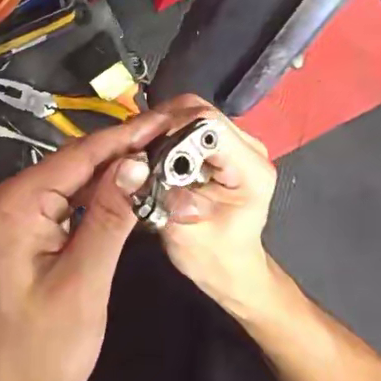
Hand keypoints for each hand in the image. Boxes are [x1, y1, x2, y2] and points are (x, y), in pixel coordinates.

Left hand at [0, 114, 165, 380]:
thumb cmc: (37, 353)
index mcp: (21, 203)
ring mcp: (21, 215)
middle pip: (82, 159)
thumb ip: (109, 218)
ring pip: (80, 176)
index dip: (131, 134)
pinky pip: (73, 198)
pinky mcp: (31, 231)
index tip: (171, 118)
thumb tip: (138, 161)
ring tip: (164, 151)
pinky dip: (106, 191)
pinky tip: (134, 187)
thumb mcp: (82, 285)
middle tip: (176, 133)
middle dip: (128, 145)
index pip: (85, 153)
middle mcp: (16, 198)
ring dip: (120, 166)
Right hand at [144, 96, 283, 316]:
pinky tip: (149, 151)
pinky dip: (167, 133)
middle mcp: (249, 146)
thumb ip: (167, 200)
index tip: (138, 143)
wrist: (232, 268)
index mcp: (250, 167)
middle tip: (131, 145)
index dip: (170, 127)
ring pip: (193, 113)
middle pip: (199, 112)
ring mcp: (238, 142)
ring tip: (136, 148)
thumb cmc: (214, 260)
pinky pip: (191, 124)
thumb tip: (136, 169)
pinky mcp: (223, 144)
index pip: (209, 125)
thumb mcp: (187, 235)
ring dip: (162, 127)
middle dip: (161, 124)